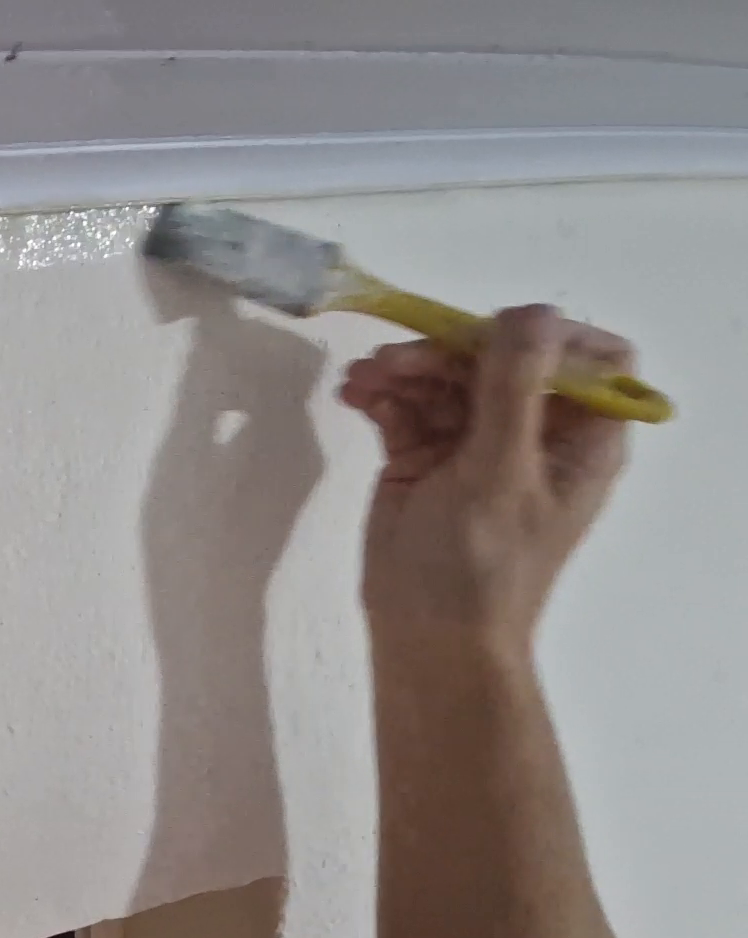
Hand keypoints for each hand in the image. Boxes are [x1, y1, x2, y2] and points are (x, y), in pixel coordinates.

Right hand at [338, 305, 631, 652]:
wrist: (425, 626)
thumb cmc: (479, 559)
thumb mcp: (498, 471)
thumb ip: (511, 391)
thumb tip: (530, 312)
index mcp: (577, 438)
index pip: (586, 360)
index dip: (538, 338)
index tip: (476, 339)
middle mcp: (528, 435)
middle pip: (495, 366)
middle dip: (443, 355)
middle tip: (389, 361)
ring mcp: (469, 448)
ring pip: (441, 386)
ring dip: (401, 374)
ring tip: (358, 380)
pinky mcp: (419, 460)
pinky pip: (403, 412)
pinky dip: (378, 399)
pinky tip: (352, 395)